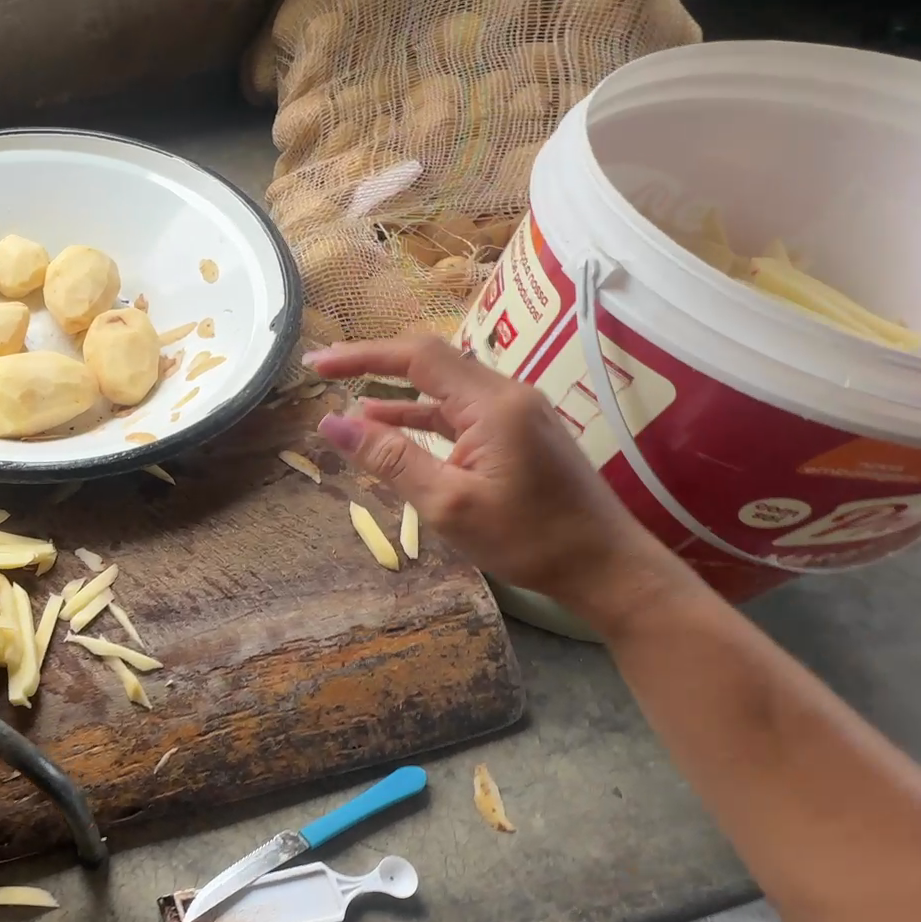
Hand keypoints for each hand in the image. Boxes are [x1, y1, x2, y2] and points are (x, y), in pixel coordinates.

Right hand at [304, 335, 695, 632]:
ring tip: (345, 399)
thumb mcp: (446, 502)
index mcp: (492, 404)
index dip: (362, 355)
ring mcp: (514, 415)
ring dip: (393, 394)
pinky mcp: (516, 436)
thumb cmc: (527, 539)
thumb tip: (331, 424)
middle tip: (325, 370)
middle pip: (430, 364)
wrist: (603, 566)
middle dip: (373, 365)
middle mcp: (506, 396)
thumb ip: (388, 458)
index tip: (317, 362)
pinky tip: (387, 428)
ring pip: (442, 391)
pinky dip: (417, 417)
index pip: (417, 358)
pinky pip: (456, 415)